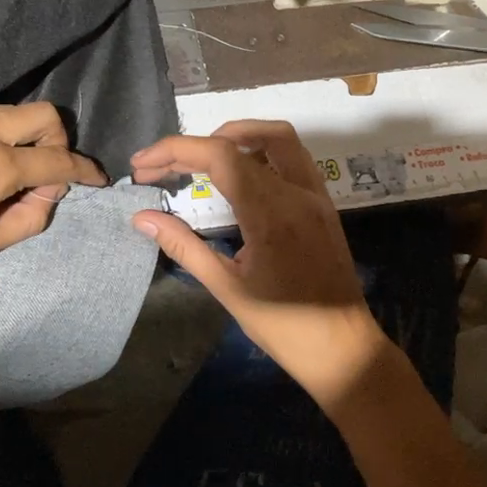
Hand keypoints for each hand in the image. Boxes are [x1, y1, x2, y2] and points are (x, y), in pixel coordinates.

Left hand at [0, 102, 105, 323]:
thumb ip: (27, 216)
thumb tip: (45, 195)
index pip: (56, 159)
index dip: (84, 172)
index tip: (98, 180)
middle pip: (38, 114)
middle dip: (58, 140)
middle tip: (52, 177)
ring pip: (4, 111)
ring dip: (24, 135)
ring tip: (16, 177)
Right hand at [129, 121, 390, 403]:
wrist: (344, 350)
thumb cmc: (283, 327)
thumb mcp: (226, 288)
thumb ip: (183, 246)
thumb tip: (142, 218)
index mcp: (271, 214)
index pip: (219, 156)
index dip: (175, 150)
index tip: (142, 165)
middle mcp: (297, 193)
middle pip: (240, 140)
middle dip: (193, 146)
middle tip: (161, 167)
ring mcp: (315, 196)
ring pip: (276, 137)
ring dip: (233, 136)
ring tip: (197, 158)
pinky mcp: (322, 204)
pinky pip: (291, 157)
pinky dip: (258, 151)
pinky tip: (235, 174)